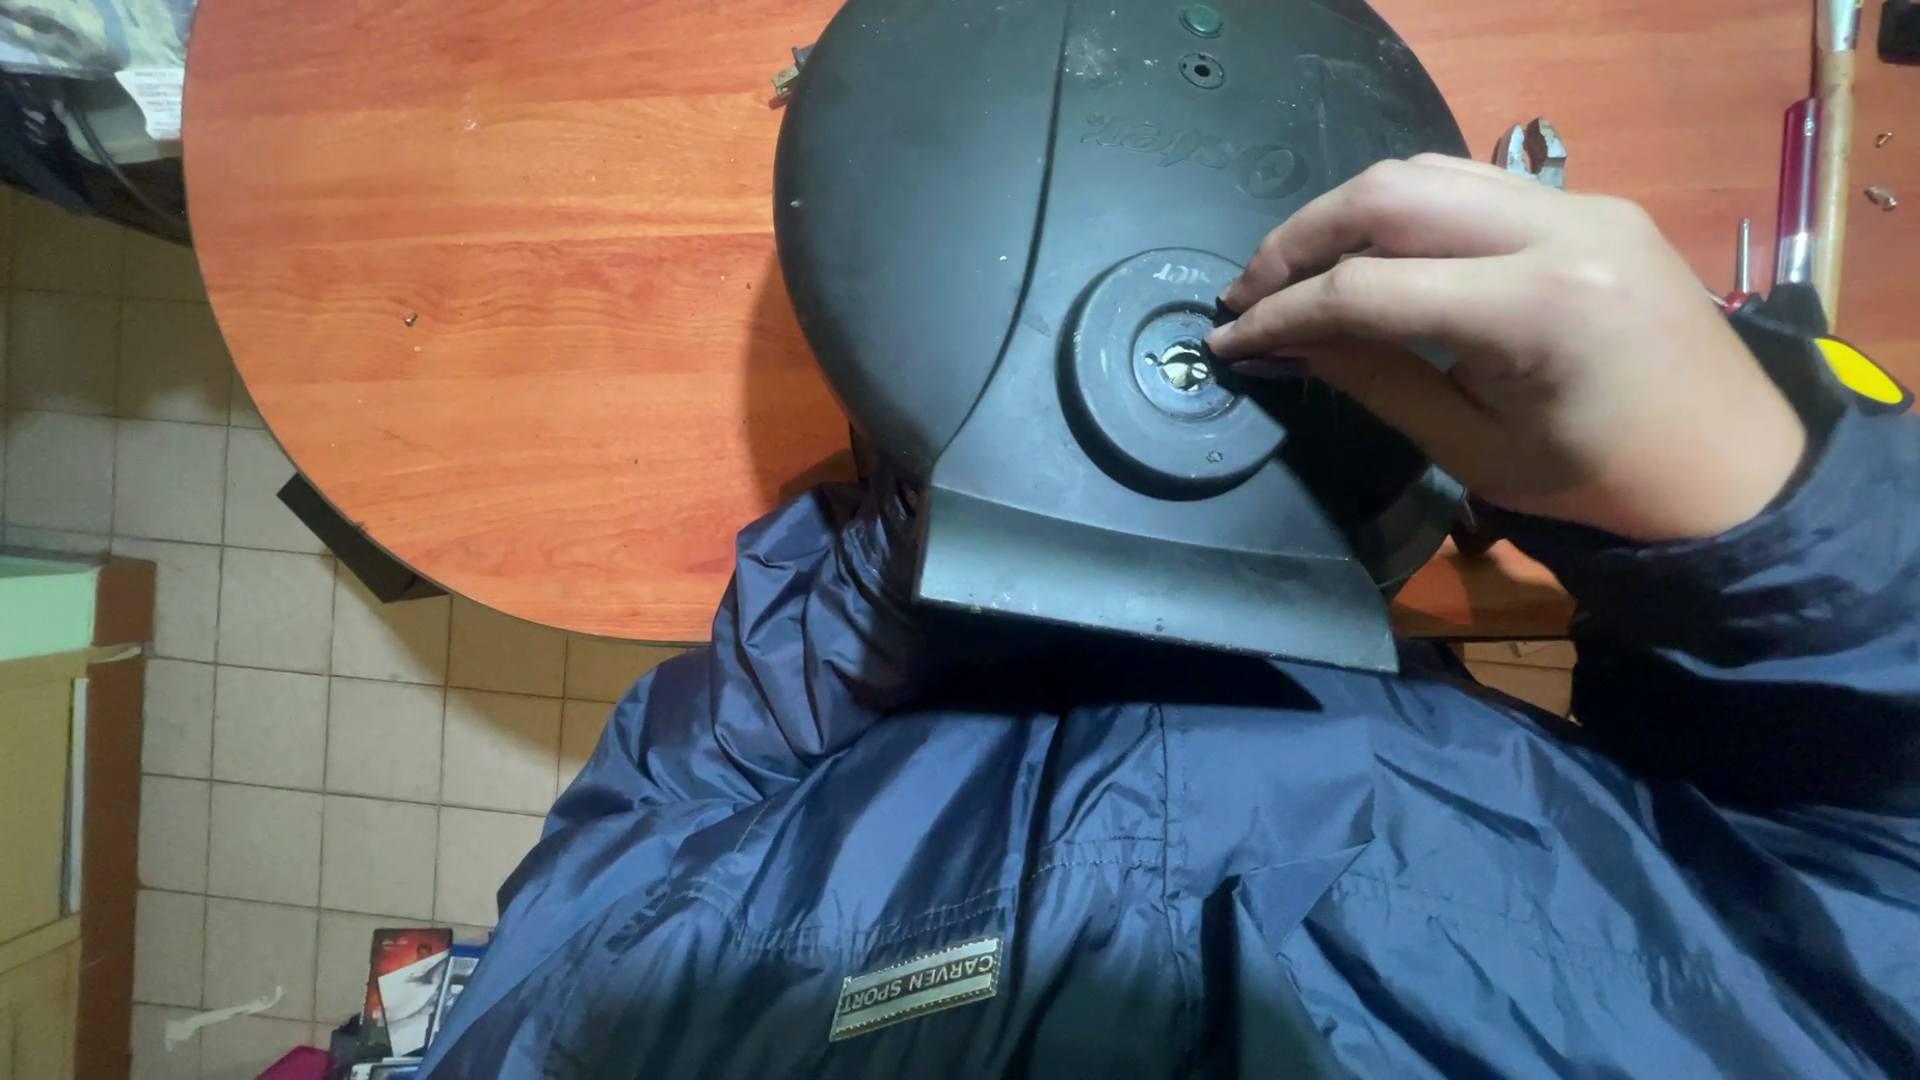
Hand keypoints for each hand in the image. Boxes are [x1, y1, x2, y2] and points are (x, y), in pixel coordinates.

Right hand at [1206, 155, 1806, 542]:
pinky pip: (1459, 183)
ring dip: (1336, 218)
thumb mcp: (1465, 446)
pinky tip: (1359, 255)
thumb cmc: (1593, 479)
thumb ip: (1371, 380)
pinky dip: (1389, 212)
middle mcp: (1559, 227)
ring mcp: (1576, 202)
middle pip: (1388, 195)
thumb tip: (1285, 343)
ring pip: (1419, 172)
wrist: (1727, 461)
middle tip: (1247, 295)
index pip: (1365, 288)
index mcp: (1534, 309)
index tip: (1228, 339)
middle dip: (1296, 243)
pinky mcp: (1579, 203)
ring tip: (1290, 274)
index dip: (1281, 313)